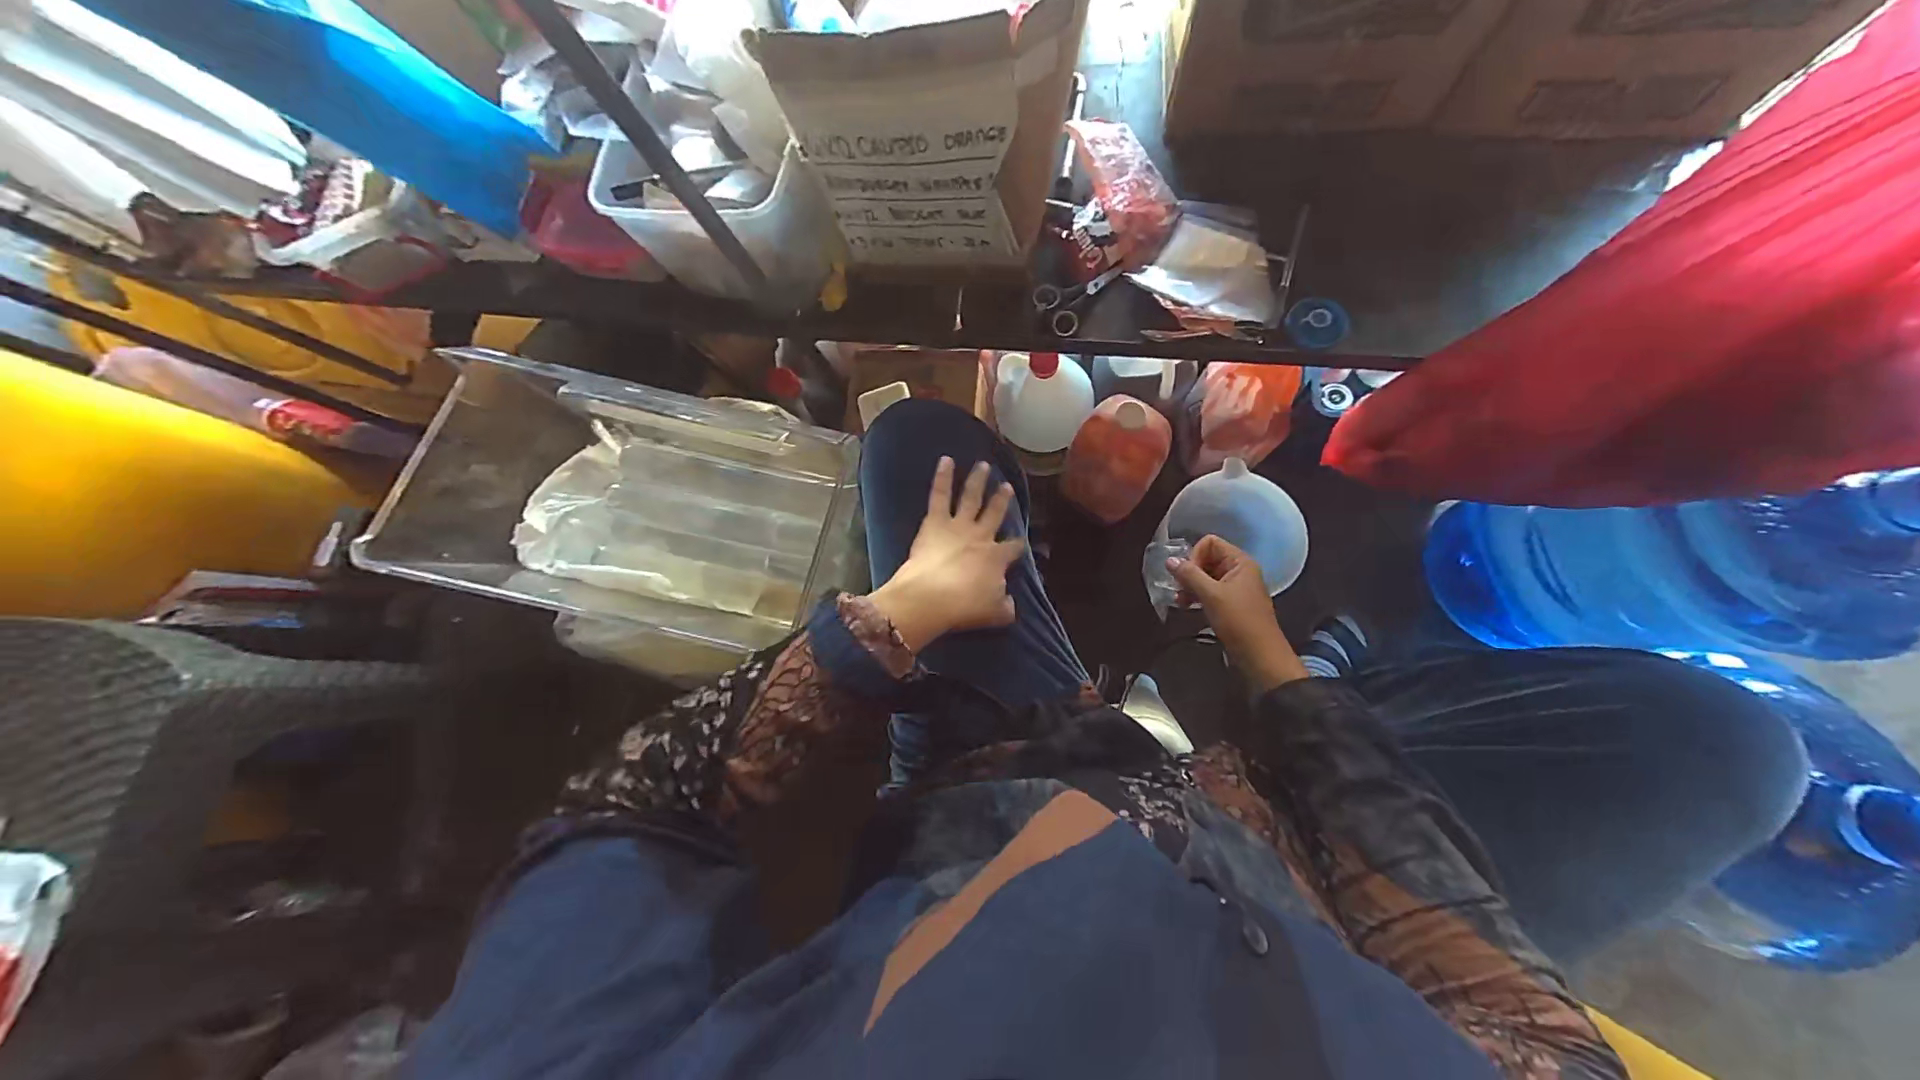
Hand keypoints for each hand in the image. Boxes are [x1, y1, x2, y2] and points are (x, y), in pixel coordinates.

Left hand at [869, 457, 1025, 650]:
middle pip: (994, 514)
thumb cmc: (965, 607)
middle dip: (1001, 501)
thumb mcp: (995, 613)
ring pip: (971, 498)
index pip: (1012, 548)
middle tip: (1007, 486)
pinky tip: (946, 460)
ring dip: (978, 481)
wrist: (932, 597)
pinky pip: (939, 494)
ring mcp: (958, 525)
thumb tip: (1010, 602)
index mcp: (997, 558)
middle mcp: (981, 536)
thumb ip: (1006, 606)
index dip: (1017, 545)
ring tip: (983, 465)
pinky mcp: (934, 521)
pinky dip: (942, 476)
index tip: (1020, 542)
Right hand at [1167, 535, 1307, 691]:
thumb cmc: (1238, 621)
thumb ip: (1189, 575)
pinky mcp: (1230, 603)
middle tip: (1179, 589)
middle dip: (1190, 572)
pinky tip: (1187, 606)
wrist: (1259, 655)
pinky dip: (1197, 596)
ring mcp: (1235, 588)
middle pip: (1207, 558)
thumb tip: (1169, 560)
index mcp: (1240, 562)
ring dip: (1190, 585)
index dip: (1195, 556)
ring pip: (1206, 576)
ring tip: (1180, 601)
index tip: (1187, 575)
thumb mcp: (1211, 595)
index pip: (1210, 543)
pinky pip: (1209, 591)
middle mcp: (1238, 571)